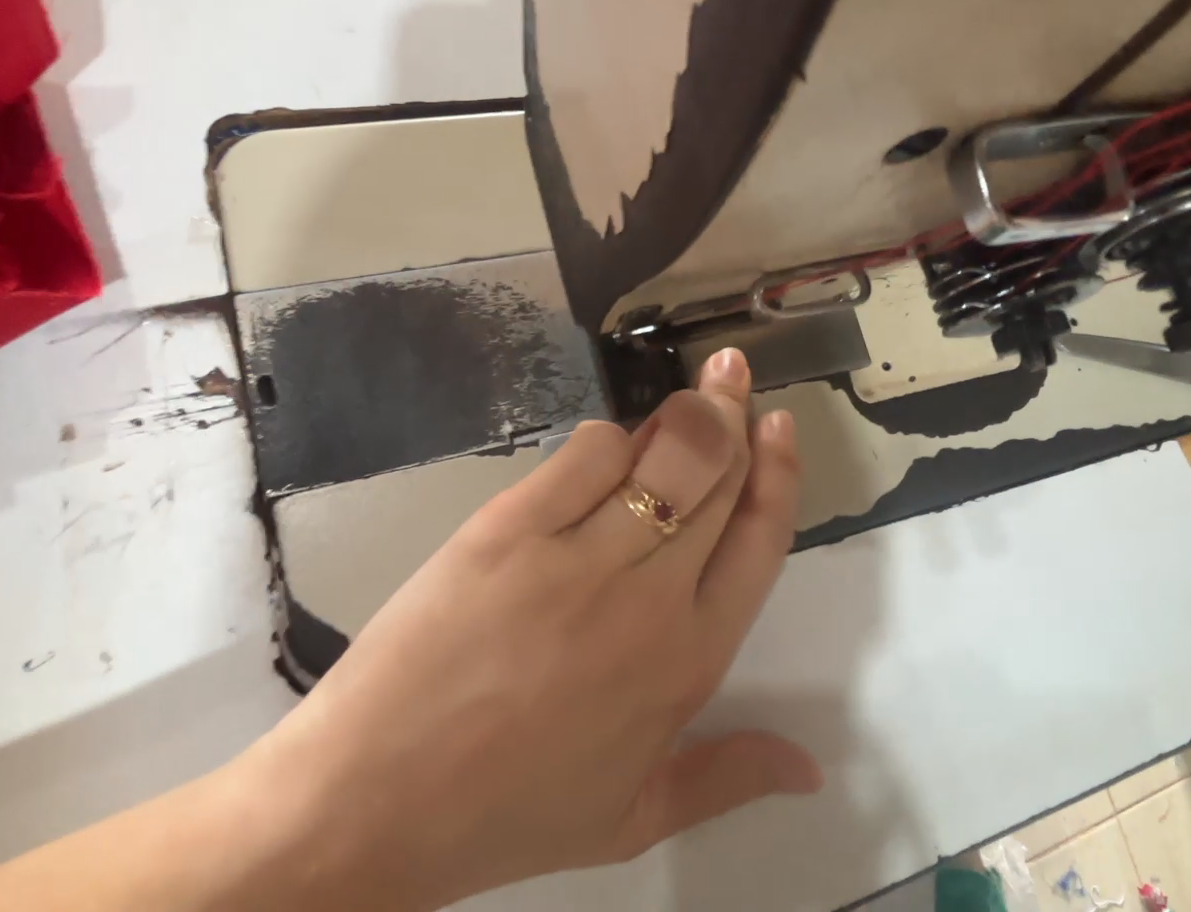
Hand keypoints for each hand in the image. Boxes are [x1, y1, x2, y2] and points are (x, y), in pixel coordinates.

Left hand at [237, 348, 816, 909]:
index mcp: (689, 661)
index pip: (758, 540)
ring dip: (682, 416)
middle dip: (733, 417)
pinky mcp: (511, 527)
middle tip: (733, 374)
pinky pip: (585, 454)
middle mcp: (650, 598)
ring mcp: (579, 556)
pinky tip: (607, 447)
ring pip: (660, 456)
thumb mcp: (636, 816)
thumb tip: (812, 767)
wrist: (377, 800)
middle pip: (715, 480)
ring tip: (690, 391)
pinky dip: (608, 439)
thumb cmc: (511, 812)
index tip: (779, 425)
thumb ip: (730, 777)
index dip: (777, 473)